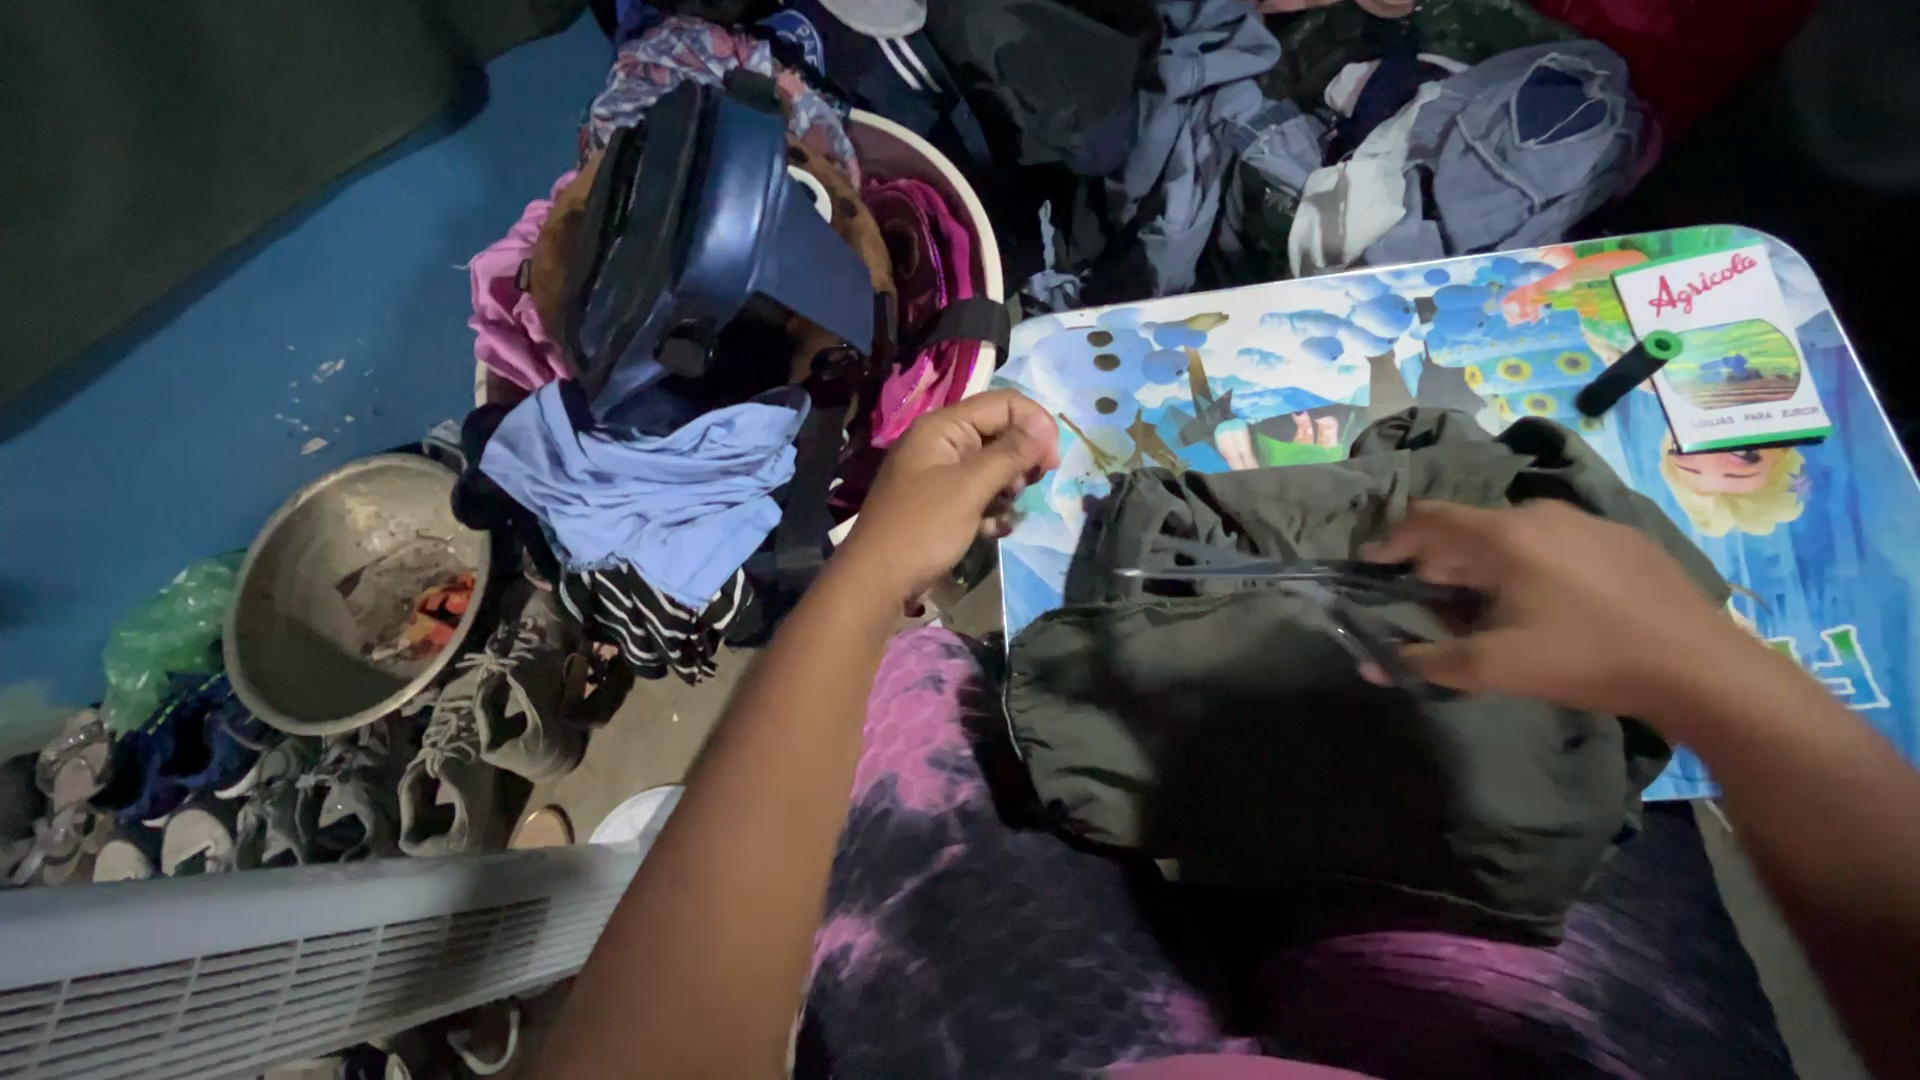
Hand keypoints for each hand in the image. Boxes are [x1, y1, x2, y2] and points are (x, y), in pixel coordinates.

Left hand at [834, 390, 1060, 601]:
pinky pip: (982, 494)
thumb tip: (1045, 427)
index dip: (1035, 424)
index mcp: (943, 426)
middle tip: (1027, 489)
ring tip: (1003, 512)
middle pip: (1001, 433)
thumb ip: (1010, 453)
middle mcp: (943, 443)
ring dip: (1009, 488)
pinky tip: (994, 530)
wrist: (878, 580)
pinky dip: (993, 509)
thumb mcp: (970, 487)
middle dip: (1022, 460)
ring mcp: (942, 474)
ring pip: (995, 467)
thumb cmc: (922, 528)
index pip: (1004, 403)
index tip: (1052, 461)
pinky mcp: (944, 503)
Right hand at [1363, 499, 1753, 717]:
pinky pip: (1552, 541)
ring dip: (1482, 561)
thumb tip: (1367, 666)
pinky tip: (1542, 601)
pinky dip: (1527, 562)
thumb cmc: (1585, 659)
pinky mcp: (1623, 540)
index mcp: (1504, 535)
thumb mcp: (1494, 667)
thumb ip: (1424, 663)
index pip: (1426, 518)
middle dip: (1438, 559)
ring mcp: (1588, 523)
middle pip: (1467, 527)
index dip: (1391, 539)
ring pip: (1512, 533)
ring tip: (1482, 601)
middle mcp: (1541, 514)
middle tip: (1427, 596)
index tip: (1372, 564)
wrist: (1705, 671)